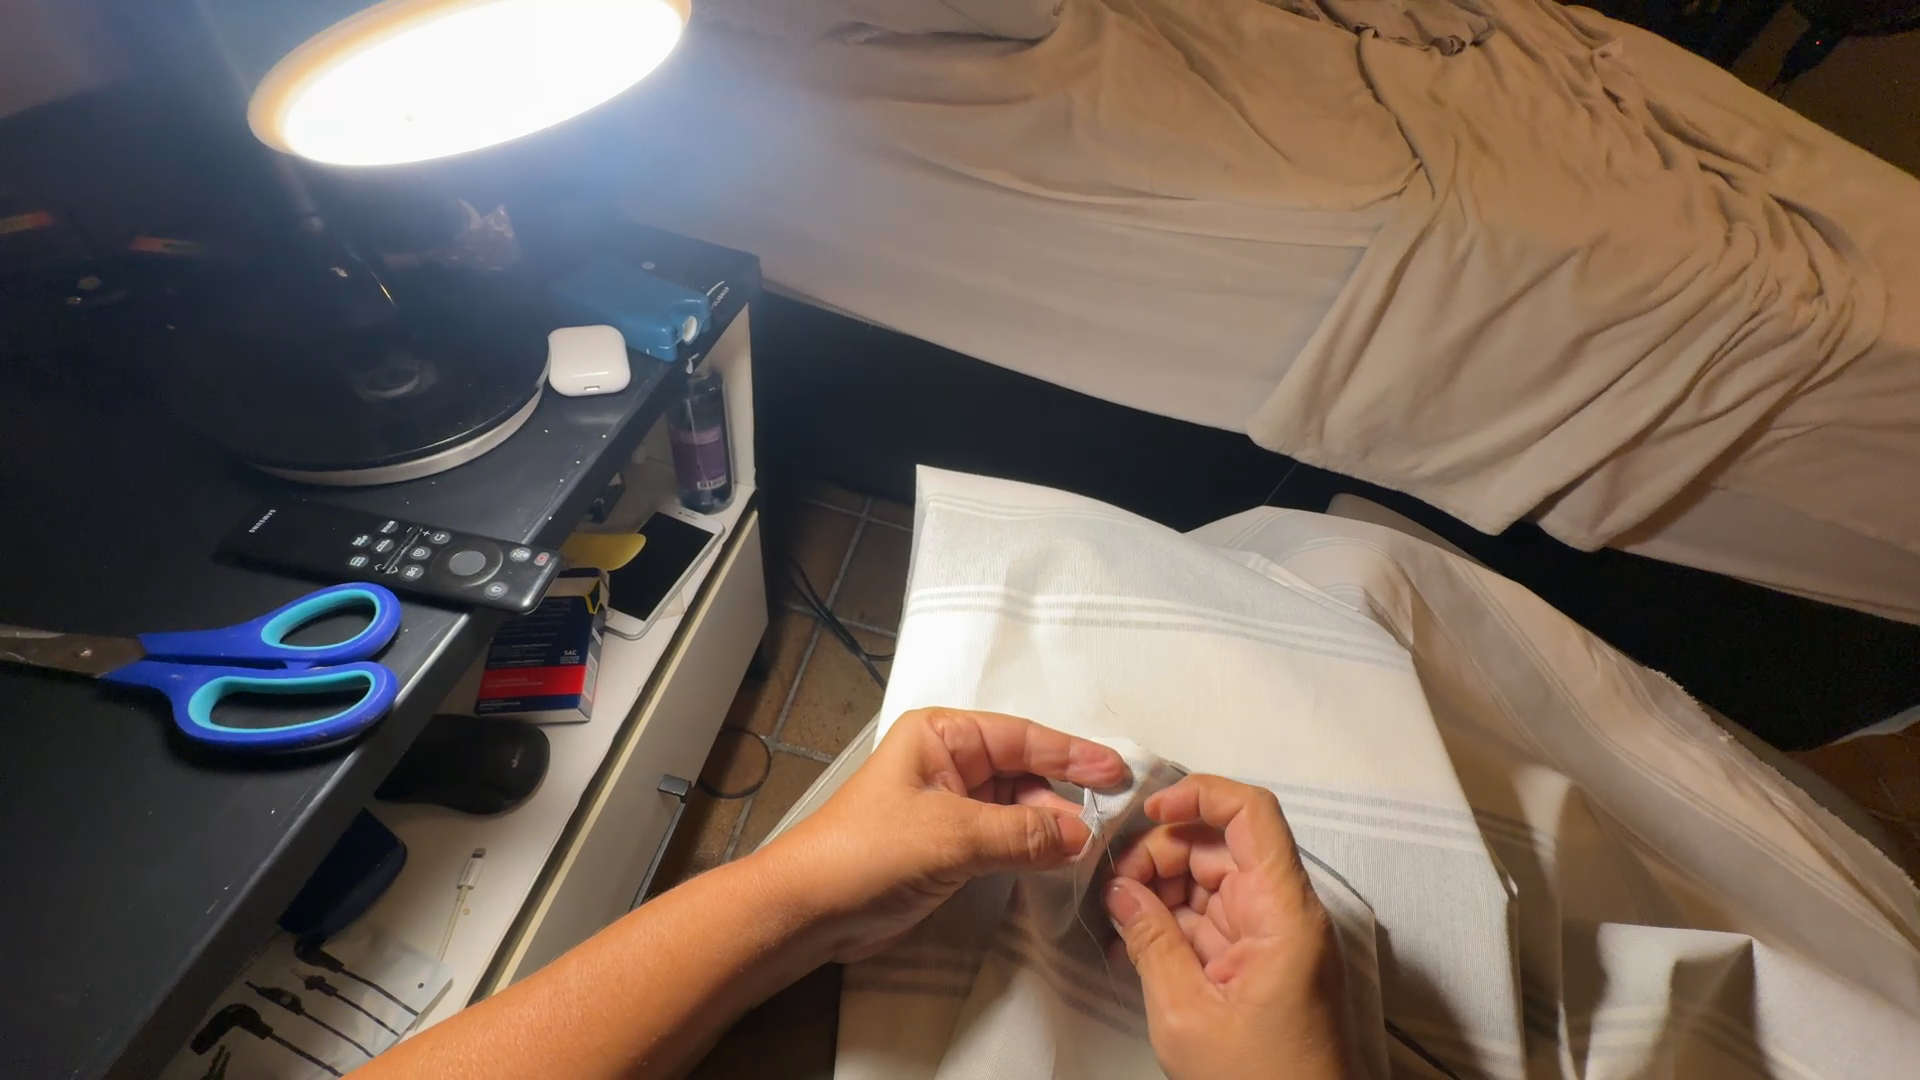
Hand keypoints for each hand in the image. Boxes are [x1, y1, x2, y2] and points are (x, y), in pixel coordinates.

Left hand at [759, 708, 1128, 961]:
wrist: (810, 910)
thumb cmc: (870, 852)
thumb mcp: (951, 836)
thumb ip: (1021, 833)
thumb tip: (1083, 834)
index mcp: (943, 735)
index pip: (1020, 737)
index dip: (1072, 753)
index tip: (1117, 771)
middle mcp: (950, 759)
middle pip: (1023, 768)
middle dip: (1064, 792)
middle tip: (1115, 815)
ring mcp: (952, 801)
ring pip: (1017, 803)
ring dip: (1051, 822)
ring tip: (1092, 843)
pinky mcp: (952, 840)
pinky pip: (1005, 833)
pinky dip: (1032, 844)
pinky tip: (1061, 856)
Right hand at [1104, 775, 1352, 1079]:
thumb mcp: (1186, 1015)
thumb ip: (1150, 940)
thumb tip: (1119, 890)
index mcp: (1282, 913)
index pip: (1251, 813)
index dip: (1199, 795)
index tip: (1150, 812)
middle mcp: (1282, 911)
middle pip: (1217, 843)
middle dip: (1160, 854)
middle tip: (1117, 889)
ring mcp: (1269, 933)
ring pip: (1206, 876)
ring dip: (1159, 889)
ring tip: (1120, 922)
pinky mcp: (1256, 957)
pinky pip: (1207, 915)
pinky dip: (1170, 921)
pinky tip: (1136, 945)